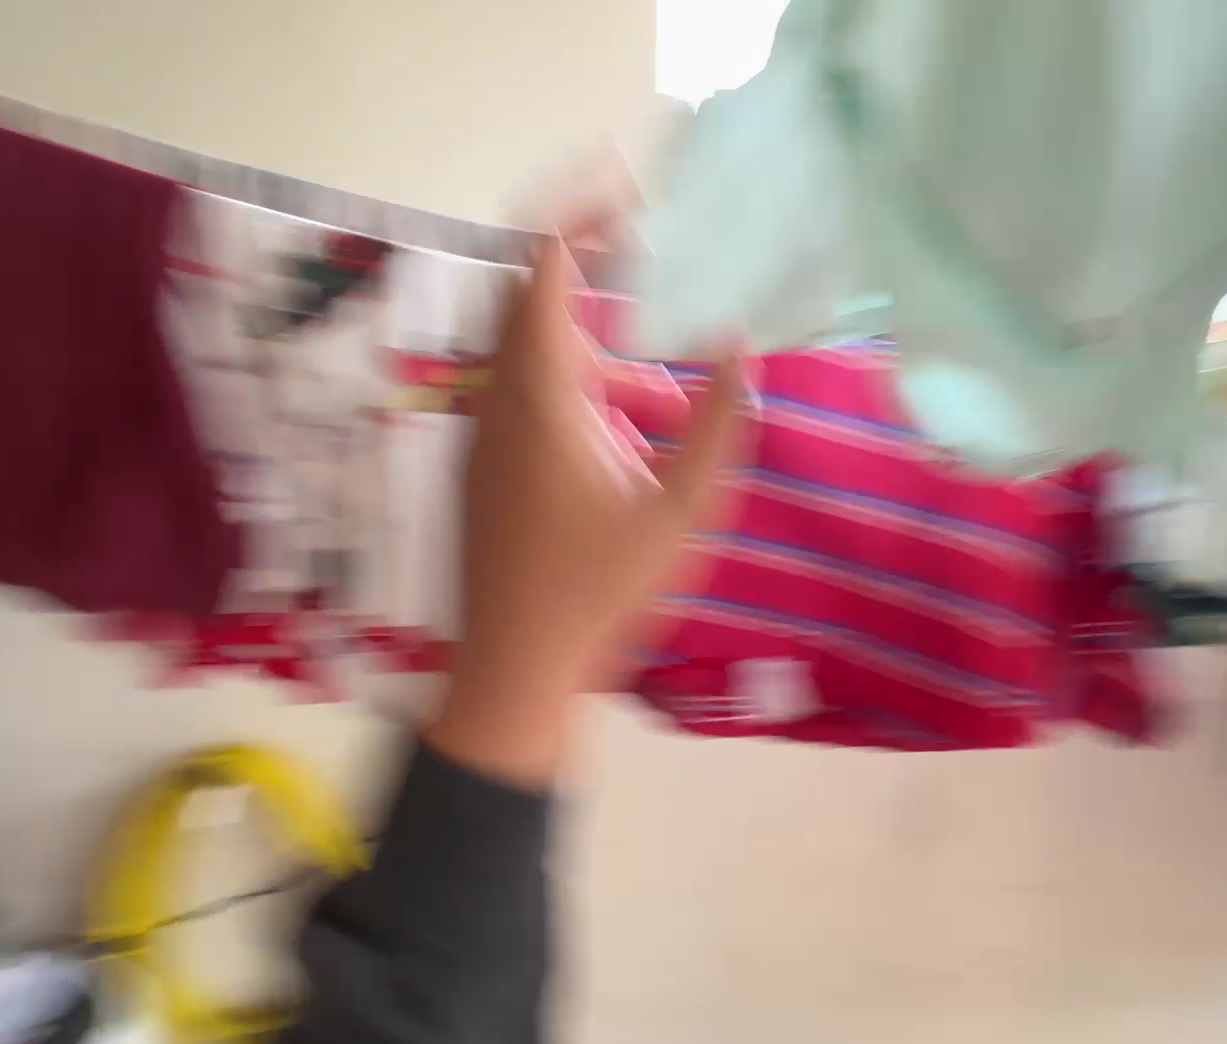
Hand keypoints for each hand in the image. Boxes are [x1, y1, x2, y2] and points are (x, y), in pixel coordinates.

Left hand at [423, 220, 744, 787]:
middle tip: (646, 253)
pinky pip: (525, 401)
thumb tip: (745, 350)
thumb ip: (718, 425)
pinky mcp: (482, 467)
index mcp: (538, 397)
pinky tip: (626, 440)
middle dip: (585, 265)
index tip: (631, 195)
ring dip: (593, 353)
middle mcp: (497, 402)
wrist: (515, 666)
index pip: (543, 271)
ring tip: (660, 393)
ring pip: (532, 358)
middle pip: (529, 299)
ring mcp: (481, 436)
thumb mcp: (678, 512)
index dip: (582, 219)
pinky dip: (575, 394)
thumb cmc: (598, 593)